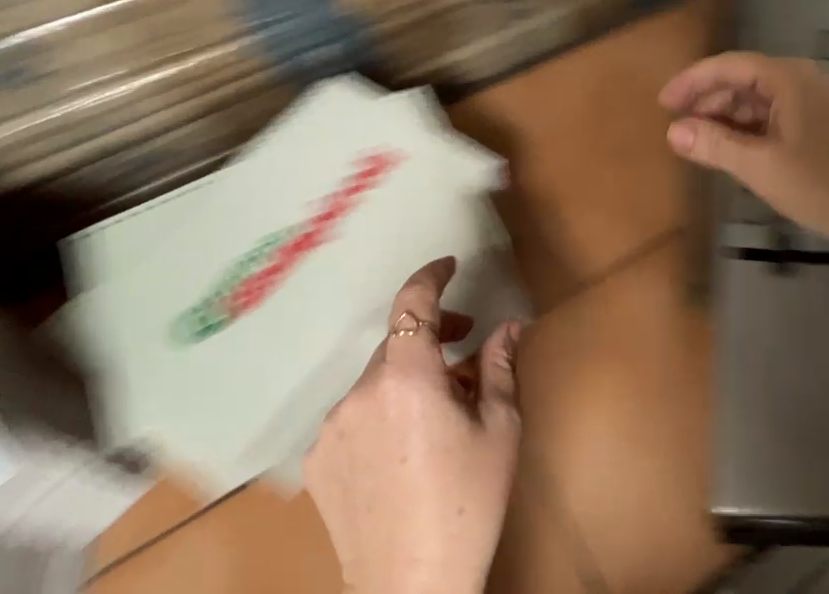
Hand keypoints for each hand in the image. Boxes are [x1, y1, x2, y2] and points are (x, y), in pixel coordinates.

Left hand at [305, 257, 523, 593]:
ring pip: (375, 383)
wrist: (413, 585)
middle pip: (397, 346)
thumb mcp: (500, 430)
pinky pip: (354, 418)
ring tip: (440, 416)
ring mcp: (331, 430)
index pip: (413, 305)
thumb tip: (510, 326)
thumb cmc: (469, 502)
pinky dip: (381, 414)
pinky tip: (405, 451)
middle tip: (467, 355)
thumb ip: (499, 367)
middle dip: (431, 340)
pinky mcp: (318, 462)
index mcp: (408, 379)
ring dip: (406, 381)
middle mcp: (360, 394)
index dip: (431, 277)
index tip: (448, 266)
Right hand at [659, 52, 828, 261]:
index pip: (730, 66)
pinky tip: (731, 148)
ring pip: (759, 99)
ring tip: (698, 140)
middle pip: (744, 79)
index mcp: (789, 78)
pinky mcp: (822, 123)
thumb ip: (714, 145)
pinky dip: (749, 128)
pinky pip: (775, 114)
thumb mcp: (760, 167)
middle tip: (676, 125)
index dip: (693, 81)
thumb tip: (672, 132)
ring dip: (727, 116)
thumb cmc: (820, 186)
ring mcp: (816, 100)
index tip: (662, 102)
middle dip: (708, 100)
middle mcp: (803, 79)